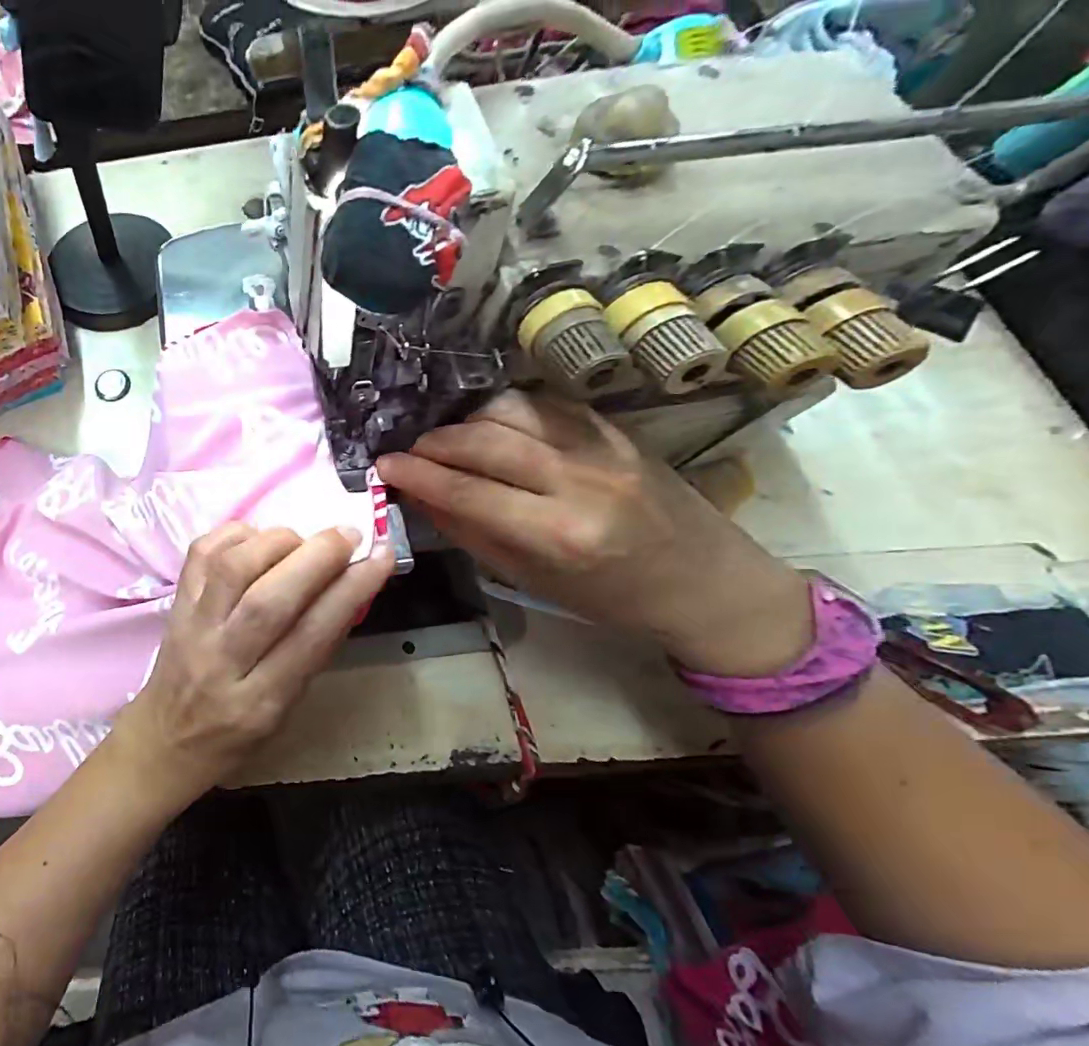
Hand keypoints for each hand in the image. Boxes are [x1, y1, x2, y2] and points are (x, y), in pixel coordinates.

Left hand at [107, 523, 394, 804]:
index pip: (311, 637)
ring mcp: (192, 629)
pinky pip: (199, 555)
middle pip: (269, 600)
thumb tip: (350, 591)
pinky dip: (234, 534)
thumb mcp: (285, 712)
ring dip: (275, 541)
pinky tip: (257, 537)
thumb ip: (314, 654)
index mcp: (259, 701)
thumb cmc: (234, 736)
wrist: (163, 742)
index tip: (380, 556)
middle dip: (316, 557)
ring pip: (231, 570)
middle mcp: (221, 662)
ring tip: (301, 539)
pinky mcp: (173, 605)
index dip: (351, 590)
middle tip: (346, 534)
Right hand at [373, 391, 812, 676]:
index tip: (383, 466)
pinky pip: (545, 404)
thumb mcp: (533, 580)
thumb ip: (473, 534)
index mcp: (557, 534)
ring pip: (511, 410)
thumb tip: (422, 498)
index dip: (417, 474)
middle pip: (484, 441)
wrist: (705, 580)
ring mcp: (601, 446)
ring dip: (465, 420)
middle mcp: (579, 480)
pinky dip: (506, 410)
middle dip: (433, 442)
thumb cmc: (613, 599)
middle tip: (407, 451)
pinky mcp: (615, 428)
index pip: (467, 490)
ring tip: (443, 439)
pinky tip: (488, 424)